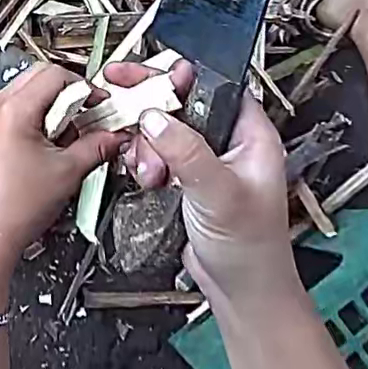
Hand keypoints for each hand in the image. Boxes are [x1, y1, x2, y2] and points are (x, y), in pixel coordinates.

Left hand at [0, 62, 131, 262]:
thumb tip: (115, 135)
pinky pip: (22, 108)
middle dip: (71, 93)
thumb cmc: (15, 207)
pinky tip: (55, 144)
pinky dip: (43, 116)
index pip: (56, 74)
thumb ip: (97, 146)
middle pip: (43, 76)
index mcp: (14, 108)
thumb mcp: (68, 171)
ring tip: (72, 135)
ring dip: (57, 105)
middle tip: (90, 116)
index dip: (85, 86)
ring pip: (32, 90)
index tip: (101, 104)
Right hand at [127, 72, 296, 307]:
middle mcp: (226, 138)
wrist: (241, 293)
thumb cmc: (250, 248)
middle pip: (180, 99)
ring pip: (162, 124)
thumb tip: (154, 116)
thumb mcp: (219, 194)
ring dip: (145, 139)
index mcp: (249, 133)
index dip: (180, 74)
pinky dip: (143, 157)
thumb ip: (187, 152)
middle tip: (117, 87)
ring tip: (148, 168)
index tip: (146, 74)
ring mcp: (204, 156)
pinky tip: (145, 174)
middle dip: (149, 101)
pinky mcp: (185, 173)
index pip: (213, 84)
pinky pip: (155, 148)